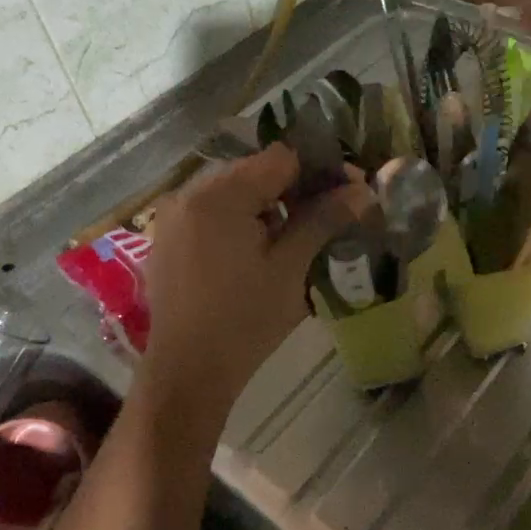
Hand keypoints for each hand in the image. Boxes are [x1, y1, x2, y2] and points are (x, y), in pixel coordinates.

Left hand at [141, 145, 369, 404]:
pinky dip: (238, 221)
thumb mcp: (291, 269)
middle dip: (293, 190)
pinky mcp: (167, 238)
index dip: (319, 172)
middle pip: (255, 172)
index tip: (347, 196)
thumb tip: (363, 190)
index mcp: (221, 195)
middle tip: (325, 221)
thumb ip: (324, 220)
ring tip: (291, 242)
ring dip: (266, 206)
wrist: (188, 371)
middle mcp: (190, 193)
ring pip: (233, 192)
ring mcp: (173, 215)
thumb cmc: (245, 321)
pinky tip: (256, 254)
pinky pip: (211, 212)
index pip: (281, 158)